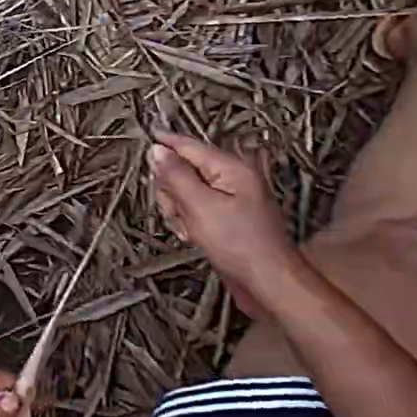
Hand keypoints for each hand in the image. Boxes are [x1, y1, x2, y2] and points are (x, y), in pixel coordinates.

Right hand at [148, 132, 302, 308]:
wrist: (266, 282)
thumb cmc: (244, 246)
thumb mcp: (200, 206)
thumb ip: (175, 175)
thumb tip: (158, 151)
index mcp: (232, 169)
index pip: (190, 146)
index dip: (166, 143)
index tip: (149, 134)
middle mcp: (234, 179)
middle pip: (184, 169)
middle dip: (172, 189)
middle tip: (176, 207)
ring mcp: (231, 198)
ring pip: (186, 190)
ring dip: (178, 208)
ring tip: (188, 226)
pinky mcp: (227, 216)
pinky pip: (195, 207)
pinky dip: (188, 219)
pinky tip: (194, 234)